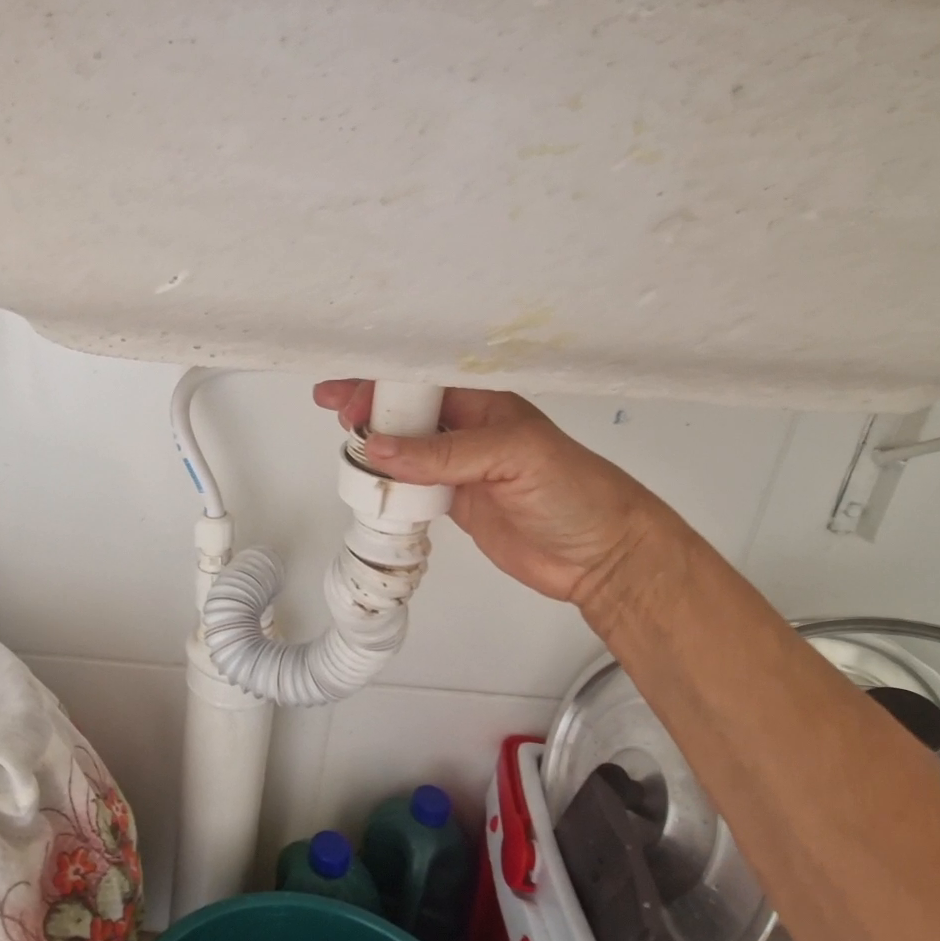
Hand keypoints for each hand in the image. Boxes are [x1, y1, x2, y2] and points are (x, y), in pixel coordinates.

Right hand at [313, 381, 691, 609]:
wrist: (602, 557)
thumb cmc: (576, 491)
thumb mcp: (511, 456)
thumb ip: (443, 453)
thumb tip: (378, 448)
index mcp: (484, 402)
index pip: (422, 383)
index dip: (380, 383)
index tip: (344, 393)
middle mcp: (467, 429)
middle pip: (405, 413)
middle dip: (368, 409)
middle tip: (337, 416)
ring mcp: (458, 467)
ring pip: (402, 449)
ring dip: (374, 448)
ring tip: (346, 449)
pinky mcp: (453, 502)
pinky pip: (409, 487)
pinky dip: (386, 485)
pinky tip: (369, 483)